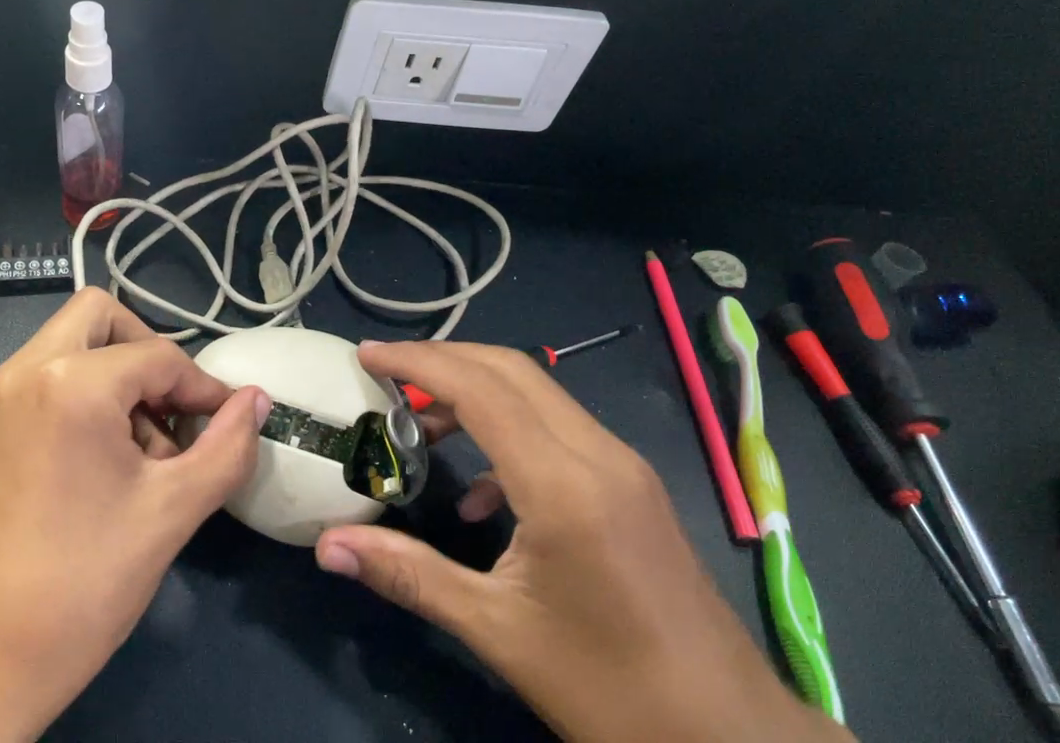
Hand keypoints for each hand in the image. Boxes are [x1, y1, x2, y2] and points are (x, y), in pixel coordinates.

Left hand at [0, 288, 269, 741]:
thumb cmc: (85, 580)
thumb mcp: (172, 510)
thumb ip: (227, 446)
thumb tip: (256, 401)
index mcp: (70, 381)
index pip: (157, 355)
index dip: (203, 388)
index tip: (229, 423)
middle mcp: (25, 370)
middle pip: (100, 316)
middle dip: (148, 354)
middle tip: (175, 412)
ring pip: (71, 344)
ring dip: (117, 376)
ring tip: (146, 452)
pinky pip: (47, 377)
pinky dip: (85, 394)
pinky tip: (108, 462)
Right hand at [315, 341, 851, 742]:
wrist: (732, 737)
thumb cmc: (611, 687)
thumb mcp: (498, 631)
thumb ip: (409, 575)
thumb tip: (327, 548)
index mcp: (564, 484)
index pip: (480, 389)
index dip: (417, 362)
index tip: (364, 356)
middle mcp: (600, 456)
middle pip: (512, 371)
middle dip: (442, 360)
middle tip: (382, 373)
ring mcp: (624, 468)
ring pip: (539, 395)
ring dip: (475, 392)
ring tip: (418, 424)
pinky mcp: (633, 488)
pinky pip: (561, 432)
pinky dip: (508, 433)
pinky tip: (481, 495)